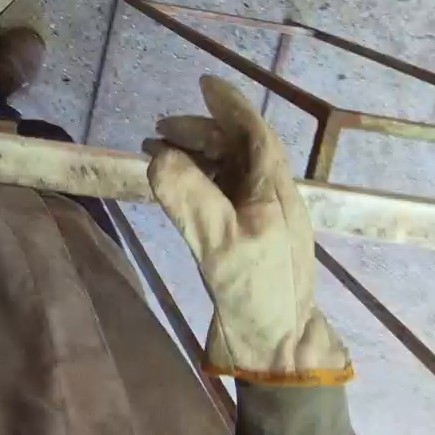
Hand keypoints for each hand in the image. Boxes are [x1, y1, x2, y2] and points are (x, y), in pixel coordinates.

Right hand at [146, 76, 353, 384]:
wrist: (278, 350)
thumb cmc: (258, 293)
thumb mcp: (222, 244)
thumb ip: (190, 197)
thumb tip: (158, 156)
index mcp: (274, 191)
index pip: (254, 133)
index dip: (230, 105)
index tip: (204, 83)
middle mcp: (269, 197)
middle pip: (236, 147)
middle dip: (200, 131)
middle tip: (159, 129)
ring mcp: (258, 218)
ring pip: (226, 168)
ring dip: (194, 154)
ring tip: (157, 153)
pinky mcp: (243, 238)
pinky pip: (218, 191)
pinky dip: (194, 179)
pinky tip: (173, 186)